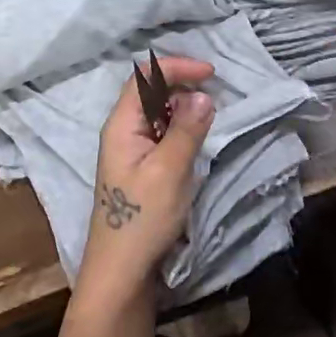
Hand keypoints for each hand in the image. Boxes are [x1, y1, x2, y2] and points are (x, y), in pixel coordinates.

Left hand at [76, 56, 216, 306]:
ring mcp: (130, 149)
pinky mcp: (140, 166)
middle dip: (181, 85)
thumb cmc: (143, 217)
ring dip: (182, 107)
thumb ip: (187, 130)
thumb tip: (203, 94)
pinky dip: (180, 128)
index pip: (144, 78)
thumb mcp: (170, 171)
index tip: (211, 74)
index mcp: (121, 124)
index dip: (176, 67)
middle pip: (149, 91)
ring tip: (209, 117)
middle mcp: (122, 130)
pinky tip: (196, 139)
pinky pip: (160, 134)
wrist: (122, 268)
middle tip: (214, 95)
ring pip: (157, 113)